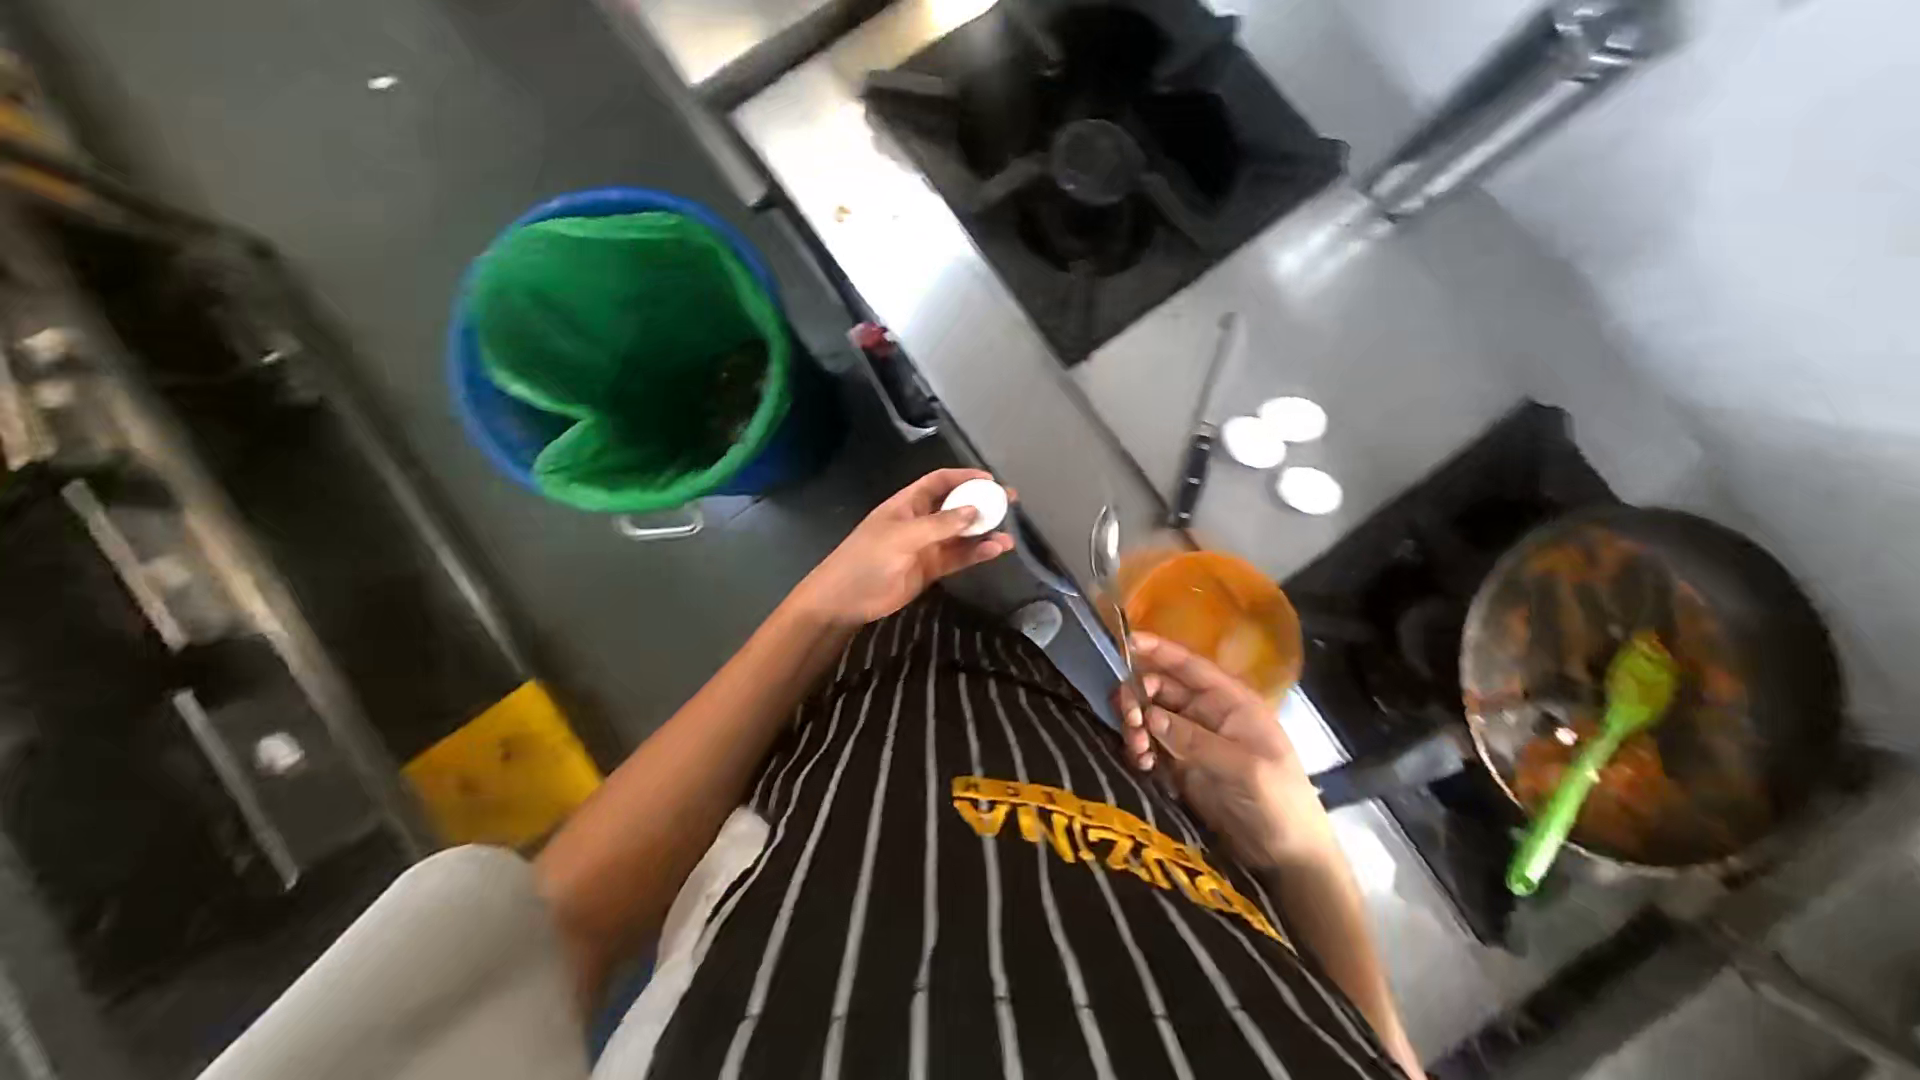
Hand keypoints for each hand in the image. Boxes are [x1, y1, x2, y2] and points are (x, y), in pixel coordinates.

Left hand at [790, 469, 1015, 627]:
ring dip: (984, 533)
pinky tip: (996, 551)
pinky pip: (958, 557)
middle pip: (955, 506)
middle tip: (1010, 503)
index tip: (990, 481)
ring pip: (961, 534)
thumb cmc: (867, 558)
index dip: (964, 477)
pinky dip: (977, 554)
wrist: (845, 598)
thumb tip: (974, 511)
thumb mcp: (903, 536)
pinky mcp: (931, 569)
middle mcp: (920, 520)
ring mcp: (926, 545)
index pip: (939, 482)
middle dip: (981, 504)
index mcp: (907, 503)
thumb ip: (939, 524)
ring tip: (1010, 534)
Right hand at [1117, 633, 1333, 871]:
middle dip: (1138, 697)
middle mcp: (1206, 713)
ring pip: (1148, 716)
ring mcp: (1190, 739)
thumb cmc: (1280, 801)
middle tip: (1130, 720)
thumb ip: (1195, 740)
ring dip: (1135, 727)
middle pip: (1160, 689)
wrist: (1287, 855)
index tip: (1126, 641)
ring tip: (1139, 751)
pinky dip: (1138, 750)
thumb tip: (1150, 716)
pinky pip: (1148, 745)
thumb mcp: (1244, 768)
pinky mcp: (1178, 765)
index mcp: (1229, 701)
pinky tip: (1141, 765)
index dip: (1158, 650)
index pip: (1189, 666)